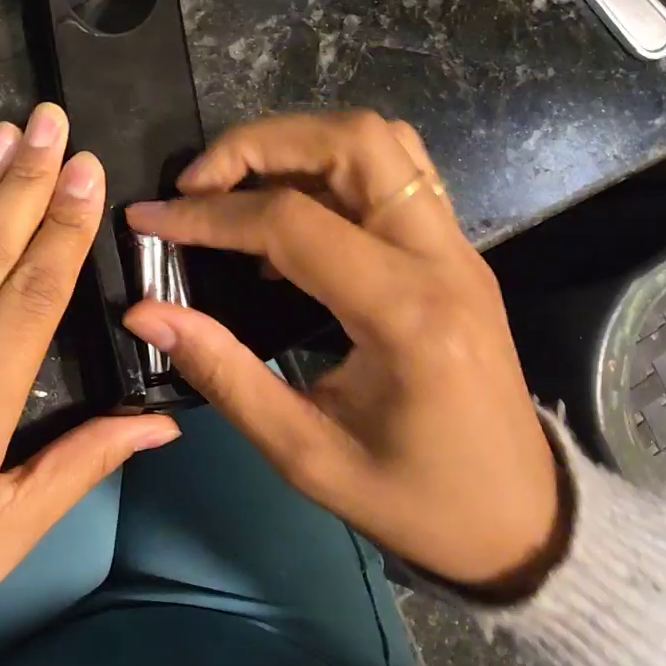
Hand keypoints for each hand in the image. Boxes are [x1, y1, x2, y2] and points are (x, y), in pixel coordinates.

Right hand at [122, 112, 562, 592]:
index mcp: (405, 314)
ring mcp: (456, 248)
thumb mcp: (304, 454)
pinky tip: (286, 214)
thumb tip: (144, 313)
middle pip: (353, 142)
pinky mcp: (454, 253)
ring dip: (298, 144)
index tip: (148, 220)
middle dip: (259, 144)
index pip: (292, 222)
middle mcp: (441, 258)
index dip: (207, 215)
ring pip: (381, 142)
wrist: (521, 523)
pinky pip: (395, 172)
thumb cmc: (414, 500)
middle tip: (195, 183)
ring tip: (236, 186)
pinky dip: (330, 167)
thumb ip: (223, 373)